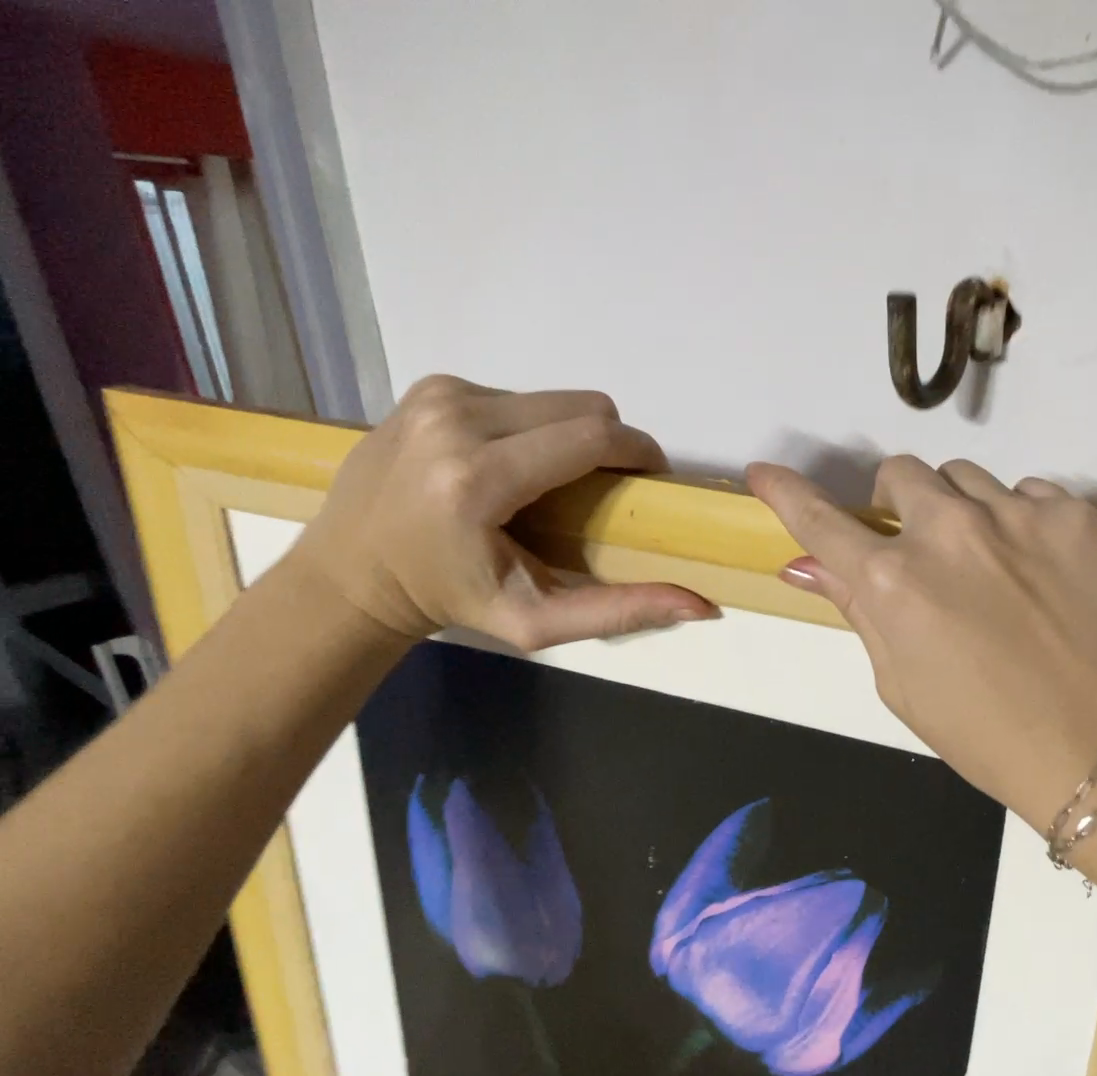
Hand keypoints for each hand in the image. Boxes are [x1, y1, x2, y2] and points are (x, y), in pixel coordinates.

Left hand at [292, 375, 715, 648]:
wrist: (347, 577)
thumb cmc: (448, 602)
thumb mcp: (537, 621)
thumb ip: (620, 611)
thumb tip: (703, 606)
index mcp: (476, 478)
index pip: (592, 437)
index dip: (639, 453)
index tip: (652, 481)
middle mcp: (453, 419)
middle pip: (583, 407)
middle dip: (612, 443)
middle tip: (609, 486)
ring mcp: (437, 395)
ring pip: (555, 397)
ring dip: (574, 433)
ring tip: (558, 479)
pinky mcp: (430, 388)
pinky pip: (519, 394)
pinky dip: (536, 425)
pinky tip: (515, 463)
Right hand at [747, 457, 1096, 827]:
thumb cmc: (987, 734)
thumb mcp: (902, 684)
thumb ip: (858, 609)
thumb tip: (806, 565)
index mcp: (895, 581)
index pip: (822, 519)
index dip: (787, 493)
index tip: (765, 473)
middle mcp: (949, 531)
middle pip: (901, 474)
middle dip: (899, 503)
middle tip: (920, 544)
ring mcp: (1017, 514)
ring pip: (966, 477)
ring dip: (962, 508)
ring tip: (990, 560)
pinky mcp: (1075, 514)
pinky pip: (1030, 492)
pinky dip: (1022, 519)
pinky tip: (1040, 566)